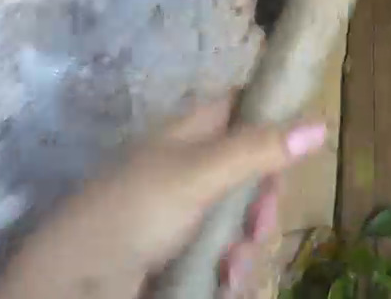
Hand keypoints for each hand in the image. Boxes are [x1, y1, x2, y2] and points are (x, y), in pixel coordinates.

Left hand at [0, 99, 327, 298]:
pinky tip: (226, 285)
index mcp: (191, 135)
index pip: (244, 109)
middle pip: (254, 173)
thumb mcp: (198, 174)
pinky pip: (228, 263)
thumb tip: (322, 122)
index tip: (298, 142)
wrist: (67, 292)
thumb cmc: (129, 213)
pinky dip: (234, 275)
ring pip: (244, 224)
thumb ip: (259, 149)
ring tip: (234, 268)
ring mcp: (188, 222)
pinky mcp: (185, 266)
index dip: (274, 119)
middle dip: (265, 201)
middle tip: (261, 222)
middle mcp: (193, 173)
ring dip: (249, 247)